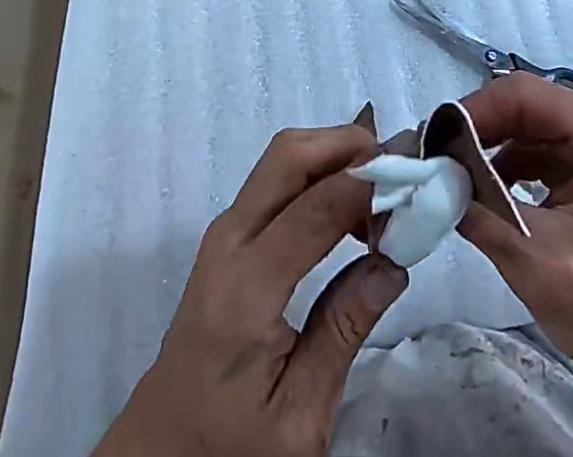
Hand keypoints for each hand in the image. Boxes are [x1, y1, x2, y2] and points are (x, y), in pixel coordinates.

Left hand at [94, 125, 408, 456]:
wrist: (159, 445)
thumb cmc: (228, 440)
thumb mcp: (298, 415)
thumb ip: (344, 331)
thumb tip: (394, 261)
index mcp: (243, 295)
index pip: (310, 211)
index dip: (365, 183)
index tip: (412, 179)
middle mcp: (228, 245)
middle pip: (288, 156)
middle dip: (349, 145)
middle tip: (399, 169)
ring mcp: (226, 232)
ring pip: (284, 156)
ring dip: (338, 155)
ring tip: (383, 194)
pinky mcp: (232, 233)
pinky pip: (281, 177)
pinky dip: (323, 171)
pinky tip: (354, 209)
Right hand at [457, 73, 572, 382]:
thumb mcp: (542, 265)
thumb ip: (480, 215)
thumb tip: (427, 180)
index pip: (526, 95)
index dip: (472, 112)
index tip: (429, 144)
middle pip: (528, 106)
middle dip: (477, 132)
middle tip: (432, 163)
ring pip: (532, 124)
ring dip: (490, 149)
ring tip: (450, 178)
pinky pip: (545, 147)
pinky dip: (511, 165)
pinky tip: (485, 190)